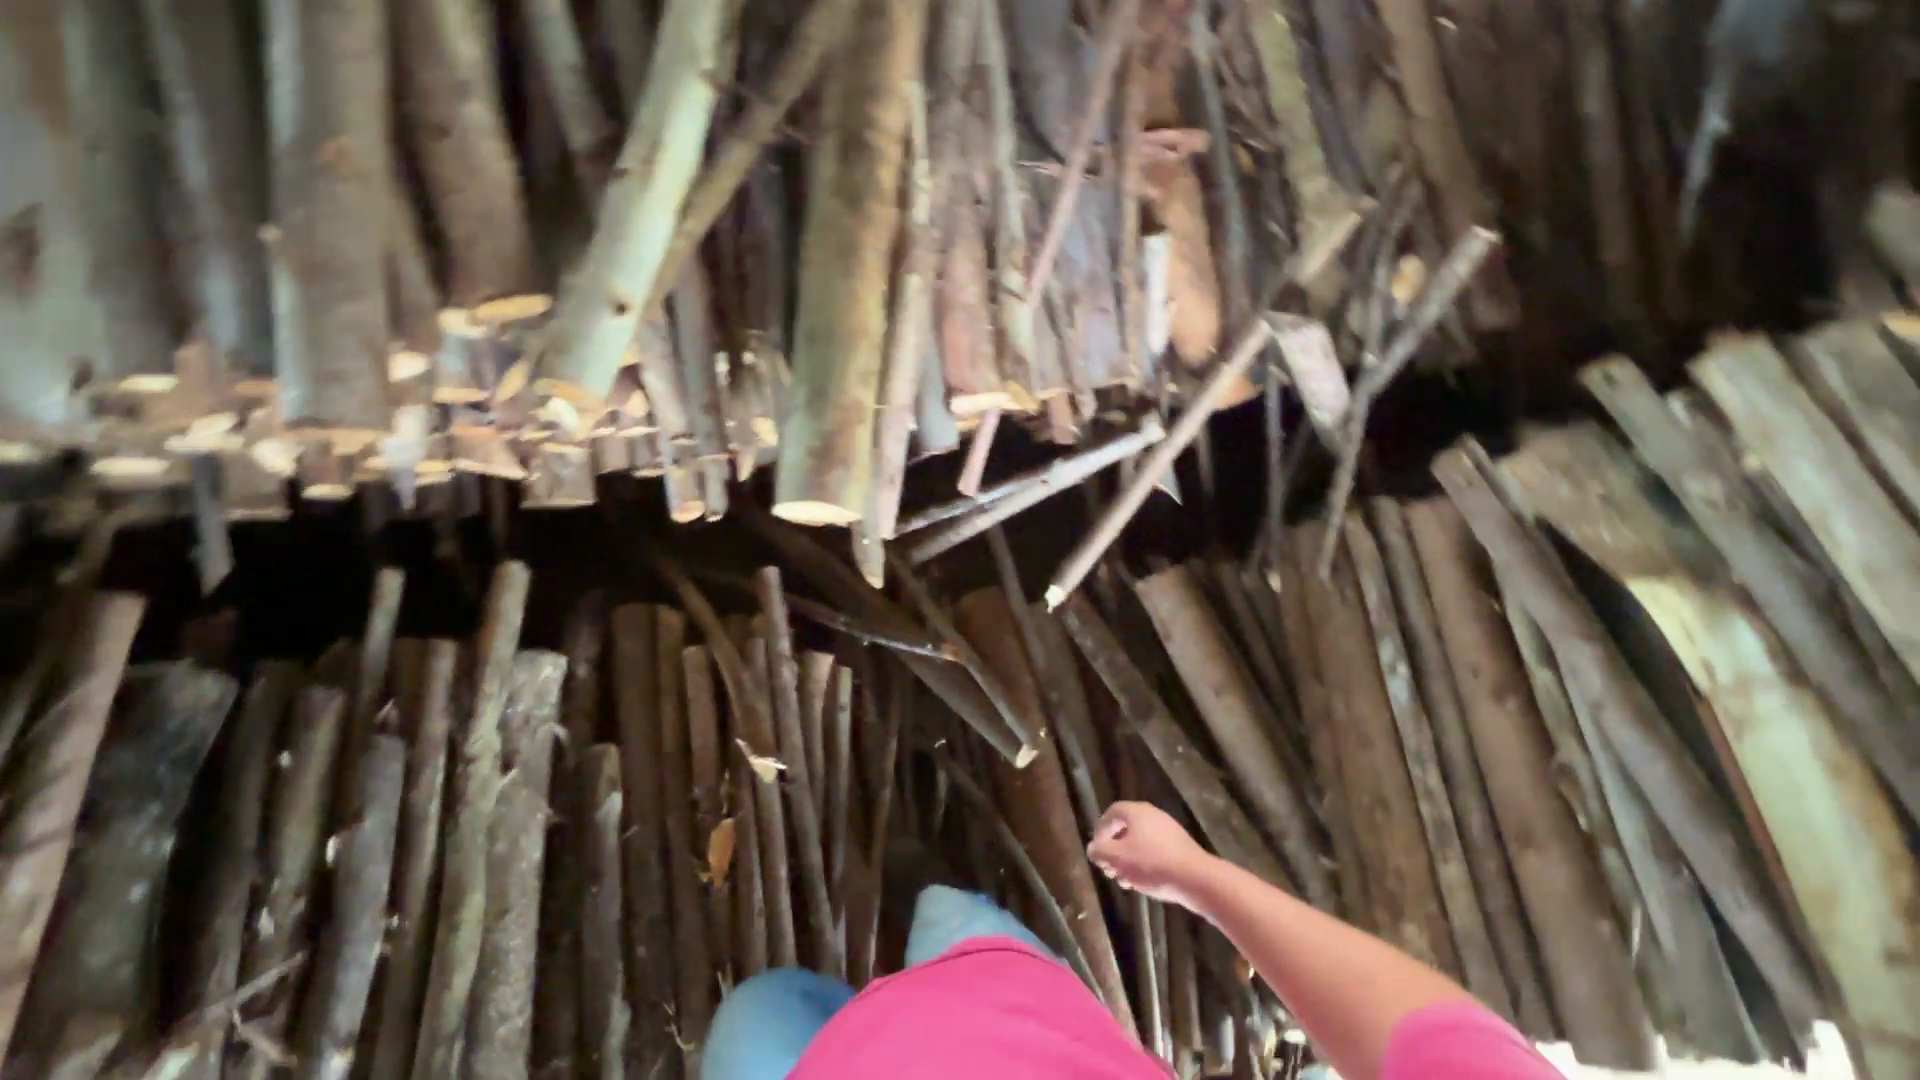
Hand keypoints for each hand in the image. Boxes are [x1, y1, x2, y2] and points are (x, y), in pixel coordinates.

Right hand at [1086, 801, 1213, 908]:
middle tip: (1109, 870)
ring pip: (1140, 843)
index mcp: (1137, 812)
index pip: (1112, 813)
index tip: (1097, 850)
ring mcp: (1168, 831)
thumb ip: (1100, 851)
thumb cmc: (1151, 864)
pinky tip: (1142, 883)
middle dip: (1114, 851)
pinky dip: (1144, 864)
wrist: (1195, 878)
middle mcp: (1153, 816)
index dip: (1100, 830)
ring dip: (1128, 861)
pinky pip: (1155, 852)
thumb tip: (1093, 849)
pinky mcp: (1179, 848)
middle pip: (1126, 829)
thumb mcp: (1117, 858)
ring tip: (1124, 881)